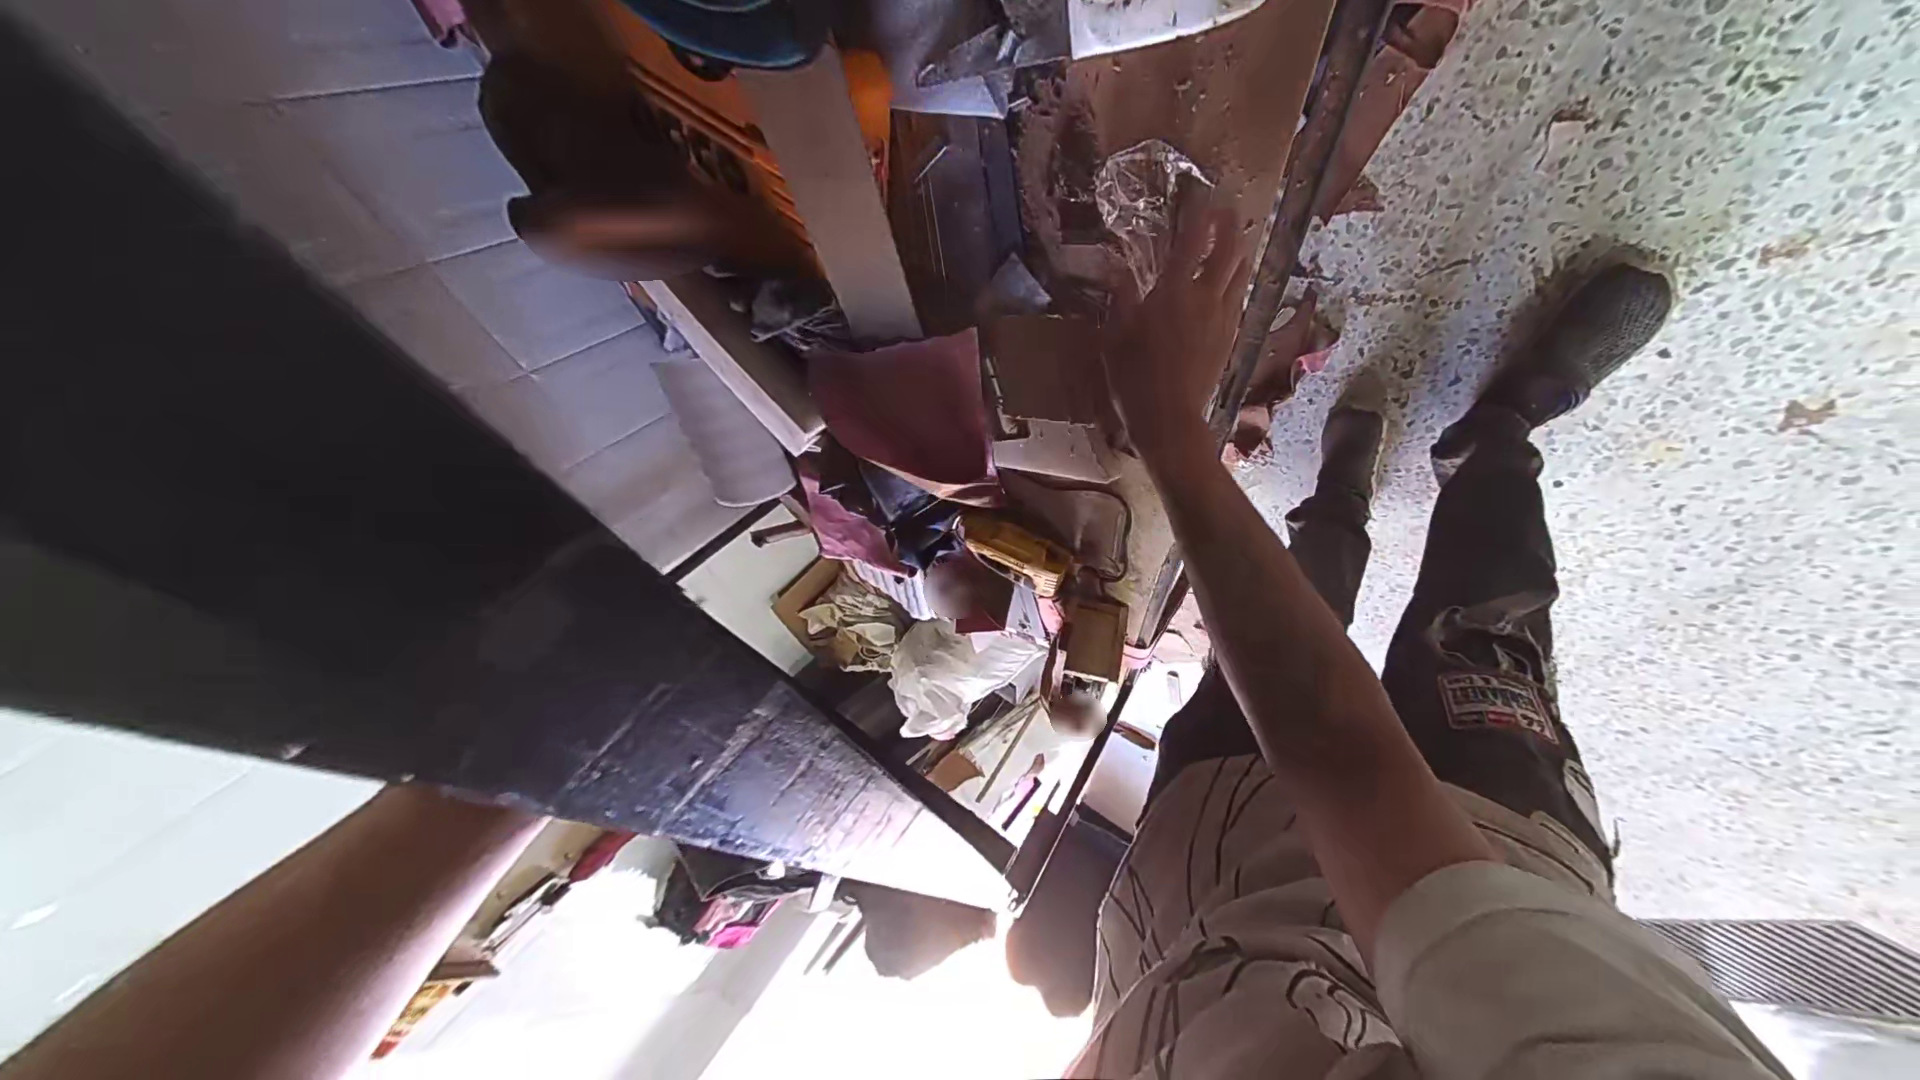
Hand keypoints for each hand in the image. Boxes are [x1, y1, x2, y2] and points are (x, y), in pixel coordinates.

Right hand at [1100, 186, 1249, 463]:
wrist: (1169, 419)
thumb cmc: (1134, 380)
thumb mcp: (1114, 338)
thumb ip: (1119, 298)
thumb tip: (1115, 268)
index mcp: (1172, 293)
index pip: (1193, 239)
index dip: (1200, 214)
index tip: (1201, 197)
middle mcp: (1205, 297)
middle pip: (1230, 249)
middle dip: (1230, 224)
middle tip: (1226, 211)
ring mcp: (1223, 317)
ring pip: (1241, 272)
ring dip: (1239, 251)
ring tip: (1234, 241)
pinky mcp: (1229, 337)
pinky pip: (1238, 298)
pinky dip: (1236, 282)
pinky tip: (1228, 284)